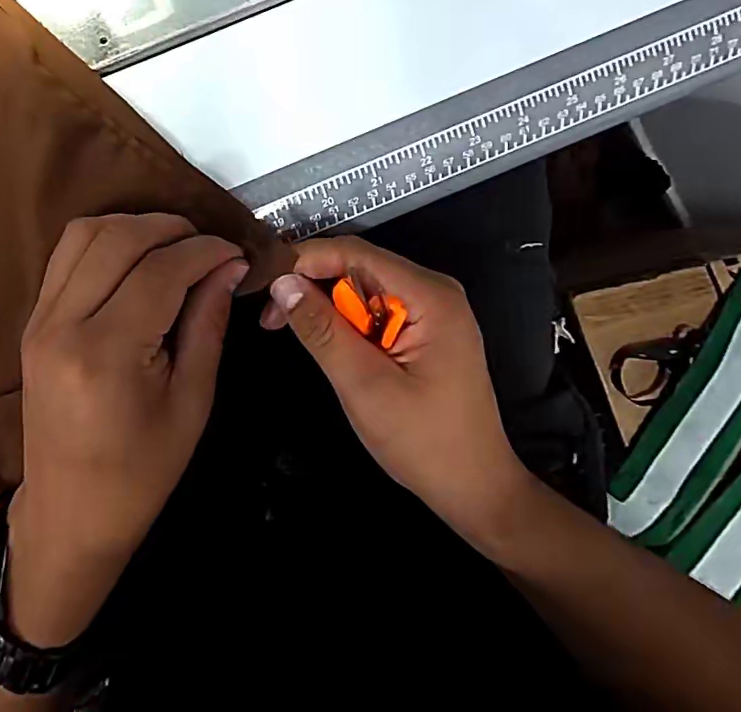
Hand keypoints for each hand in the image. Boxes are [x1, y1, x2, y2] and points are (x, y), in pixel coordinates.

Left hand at [8, 214, 246, 646]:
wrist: (69, 513)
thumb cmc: (141, 470)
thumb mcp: (192, 400)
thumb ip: (208, 323)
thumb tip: (229, 266)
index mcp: (107, 354)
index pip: (160, 270)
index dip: (205, 251)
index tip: (236, 253)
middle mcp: (63, 325)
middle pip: (119, 238)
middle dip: (172, 228)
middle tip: (208, 245)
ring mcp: (39, 320)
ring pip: (84, 234)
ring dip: (134, 225)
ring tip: (173, 244)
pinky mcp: (32, 321)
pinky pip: (66, 255)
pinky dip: (104, 239)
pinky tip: (135, 256)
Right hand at [262, 237, 533, 548]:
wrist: (476, 488)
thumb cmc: (424, 442)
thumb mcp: (364, 385)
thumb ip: (322, 330)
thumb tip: (282, 283)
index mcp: (429, 295)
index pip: (355, 253)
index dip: (305, 260)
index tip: (265, 282)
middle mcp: (433, 290)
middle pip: (358, 266)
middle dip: (311, 284)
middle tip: (270, 316)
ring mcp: (431, 308)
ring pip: (362, 287)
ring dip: (324, 304)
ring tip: (285, 326)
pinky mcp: (424, 328)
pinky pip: (374, 308)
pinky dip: (344, 320)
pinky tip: (323, 339)